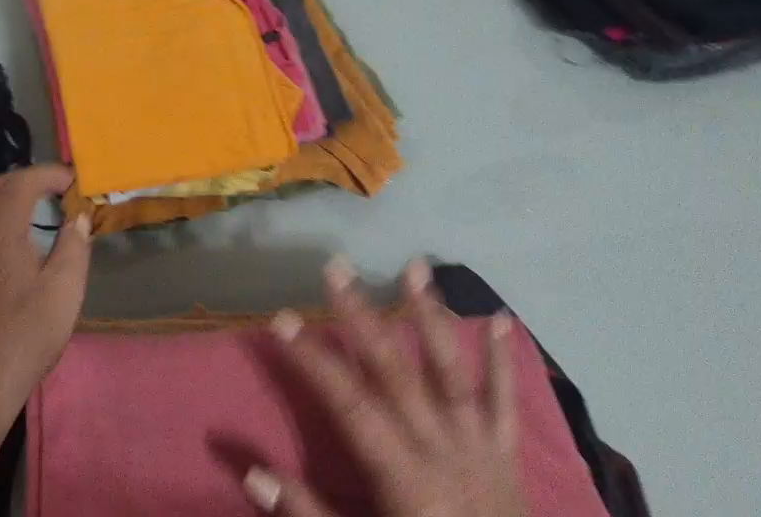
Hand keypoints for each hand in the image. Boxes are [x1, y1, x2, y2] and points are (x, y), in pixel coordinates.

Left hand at [0, 166, 90, 516]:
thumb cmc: (26, 334)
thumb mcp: (64, 291)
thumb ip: (74, 246)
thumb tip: (79, 217)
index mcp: (0, 229)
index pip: (23, 182)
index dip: (50, 174)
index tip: (76, 180)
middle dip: (29, 178)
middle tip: (60, 188)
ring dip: (11, 195)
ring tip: (41, 206)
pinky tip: (16, 237)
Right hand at [242, 259, 525, 516]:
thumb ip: (309, 513)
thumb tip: (252, 474)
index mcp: (405, 478)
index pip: (350, 405)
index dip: (314, 360)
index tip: (281, 317)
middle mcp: (443, 452)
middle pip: (396, 374)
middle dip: (362, 317)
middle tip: (337, 267)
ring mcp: (481, 450)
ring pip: (451, 373)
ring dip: (430, 318)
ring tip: (415, 268)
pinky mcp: (508, 458)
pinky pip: (506, 405)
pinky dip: (504, 363)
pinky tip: (503, 320)